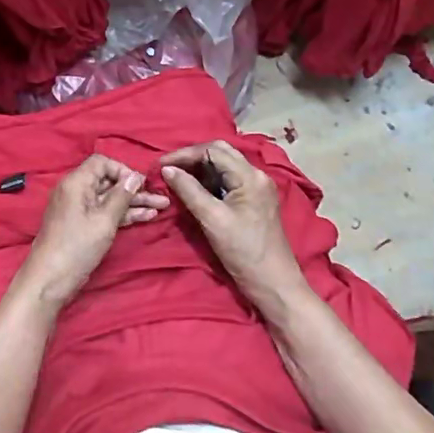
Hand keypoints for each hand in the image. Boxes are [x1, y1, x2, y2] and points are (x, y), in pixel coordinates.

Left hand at [17, 154, 169, 309]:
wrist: (49, 280)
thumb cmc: (77, 247)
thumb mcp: (104, 221)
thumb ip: (121, 196)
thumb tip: (136, 176)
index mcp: (76, 183)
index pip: (101, 162)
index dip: (122, 170)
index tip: (140, 184)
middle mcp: (76, 191)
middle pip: (108, 181)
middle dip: (134, 188)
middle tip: (160, 196)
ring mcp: (79, 209)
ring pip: (110, 199)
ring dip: (134, 203)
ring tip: (161, 206)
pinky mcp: (83, 225)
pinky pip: (106, 212)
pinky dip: (124, 214)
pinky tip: (146, 216)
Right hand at [160, 141, 307, 305]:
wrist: (273, 282)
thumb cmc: (243, 251)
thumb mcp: (212, 219)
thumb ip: (189, 191)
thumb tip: (168, 170)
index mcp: (250, 176)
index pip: (213, 150)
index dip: (184, 155)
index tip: (160, 166)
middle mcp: (256, 175)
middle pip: (220, 153)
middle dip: (192, 158)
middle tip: (168, 170)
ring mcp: (256, 188)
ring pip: (224, 166)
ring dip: (200, 169)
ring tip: (176, 179)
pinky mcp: (253, 201)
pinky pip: (228, 181)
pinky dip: (209, 181)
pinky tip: (194, 190)